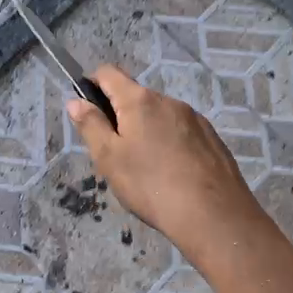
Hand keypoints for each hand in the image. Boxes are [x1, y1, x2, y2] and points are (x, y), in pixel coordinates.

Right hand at [67, 66, 265, 261]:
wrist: (217, 219)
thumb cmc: (152, 186)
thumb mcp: (109, 158)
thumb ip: (90, 125)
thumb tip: (75, 101)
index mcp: (139, 100)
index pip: (108, 73)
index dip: (92, 85)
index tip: (89, 112)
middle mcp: (169, 101)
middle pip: (135, 97)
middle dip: (121, 116)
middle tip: (117, 154)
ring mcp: (195, 119)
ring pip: (160, 116)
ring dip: (148, 131)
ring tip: (148, 170)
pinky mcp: (214, 139)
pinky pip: (182, 132)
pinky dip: (172, 144)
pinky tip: (174, 175)